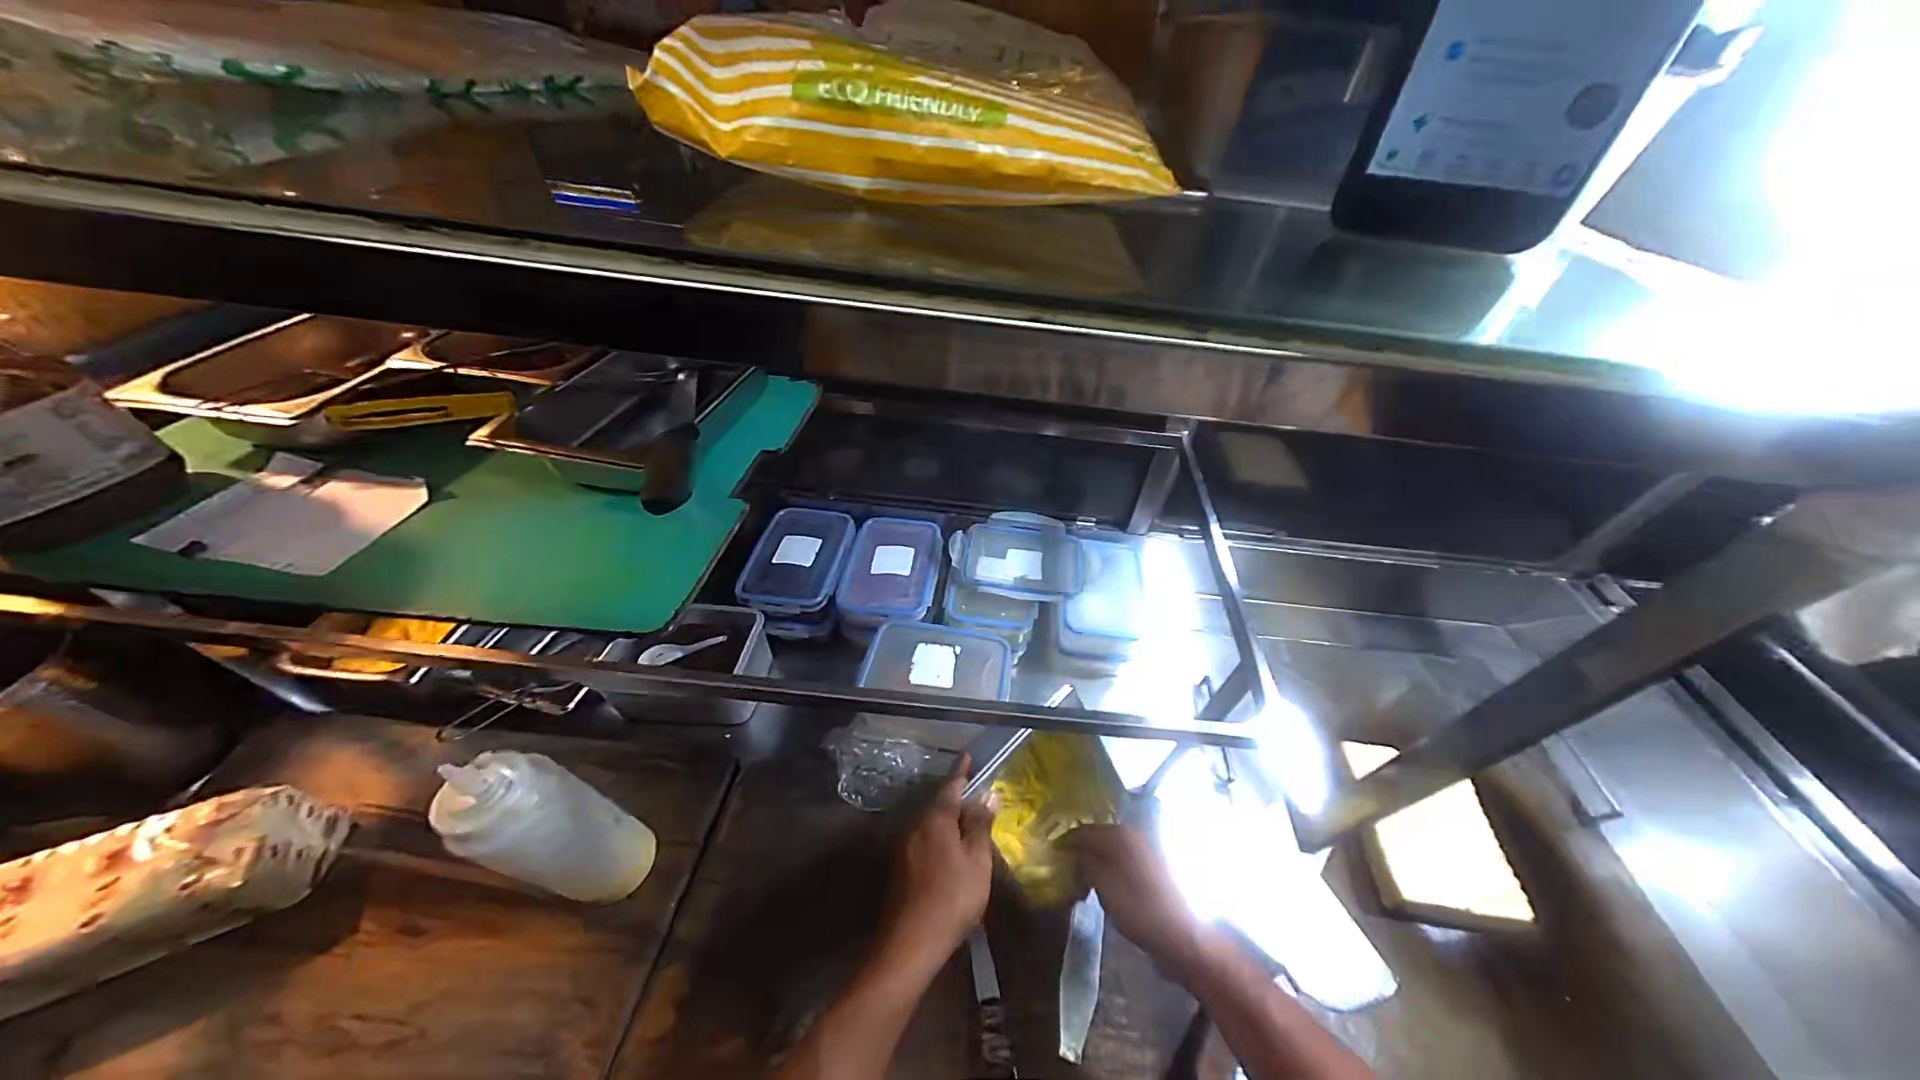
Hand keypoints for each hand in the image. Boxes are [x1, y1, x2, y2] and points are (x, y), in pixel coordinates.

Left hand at [879, 755, 995, 968]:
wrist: (911, 943)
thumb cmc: (952, 897)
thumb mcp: (976, 860)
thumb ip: (980, 825)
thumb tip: (987, 794)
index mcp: (935, 819)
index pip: (951, 786)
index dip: (962, 771)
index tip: (968, 756)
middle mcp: (915, 826)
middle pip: (938, 804)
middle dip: (956, 796)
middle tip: (975, 791)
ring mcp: (905, 848)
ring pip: (930, 824)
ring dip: (947, 820)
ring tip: (967, 821)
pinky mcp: (901, 869)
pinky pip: (924, 841)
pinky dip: (939, 838)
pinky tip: (950, 850)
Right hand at [1067, 824, 1206, 974]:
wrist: (1181, 936)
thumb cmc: (1138, 908)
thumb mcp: (1102, 884)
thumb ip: (1084, 861)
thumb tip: (1072, 850)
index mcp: (1121, 833)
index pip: (1083, 830)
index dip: (1065, 842)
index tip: (1051, 855)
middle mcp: (1134, 835)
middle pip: (1098, 838)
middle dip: (1080, 851)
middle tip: (1063, 869)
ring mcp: (1146, 852)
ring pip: (1111, 851)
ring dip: (1095, 862)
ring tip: (1080, 881)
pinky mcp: (1153, 870)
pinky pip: (1123, 863)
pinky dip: (1109, 870)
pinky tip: (1102, 887)